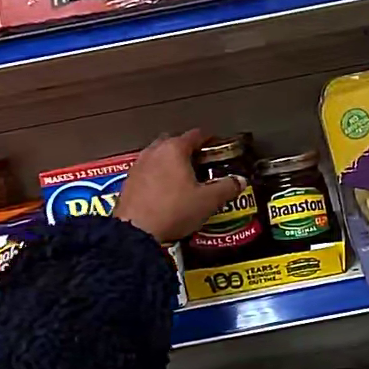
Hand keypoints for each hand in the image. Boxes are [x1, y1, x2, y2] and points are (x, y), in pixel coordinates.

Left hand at [112, 130, 246, 243]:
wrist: (136, 233)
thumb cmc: (172, 211)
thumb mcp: (208, 200)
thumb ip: (227, 187)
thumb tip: (239, 181)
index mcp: (175, 149)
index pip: (196, 135)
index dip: (210, 140)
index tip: (217, 147)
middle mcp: (154, 152)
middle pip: (175, 142)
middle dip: (189, 150)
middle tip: (202, 163)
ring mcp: (138, 166)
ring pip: (159, 156)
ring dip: (172, 162)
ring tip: (185, 177)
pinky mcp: (129, 182)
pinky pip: (147, 172)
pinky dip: (158, 176)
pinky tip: (167, 191)